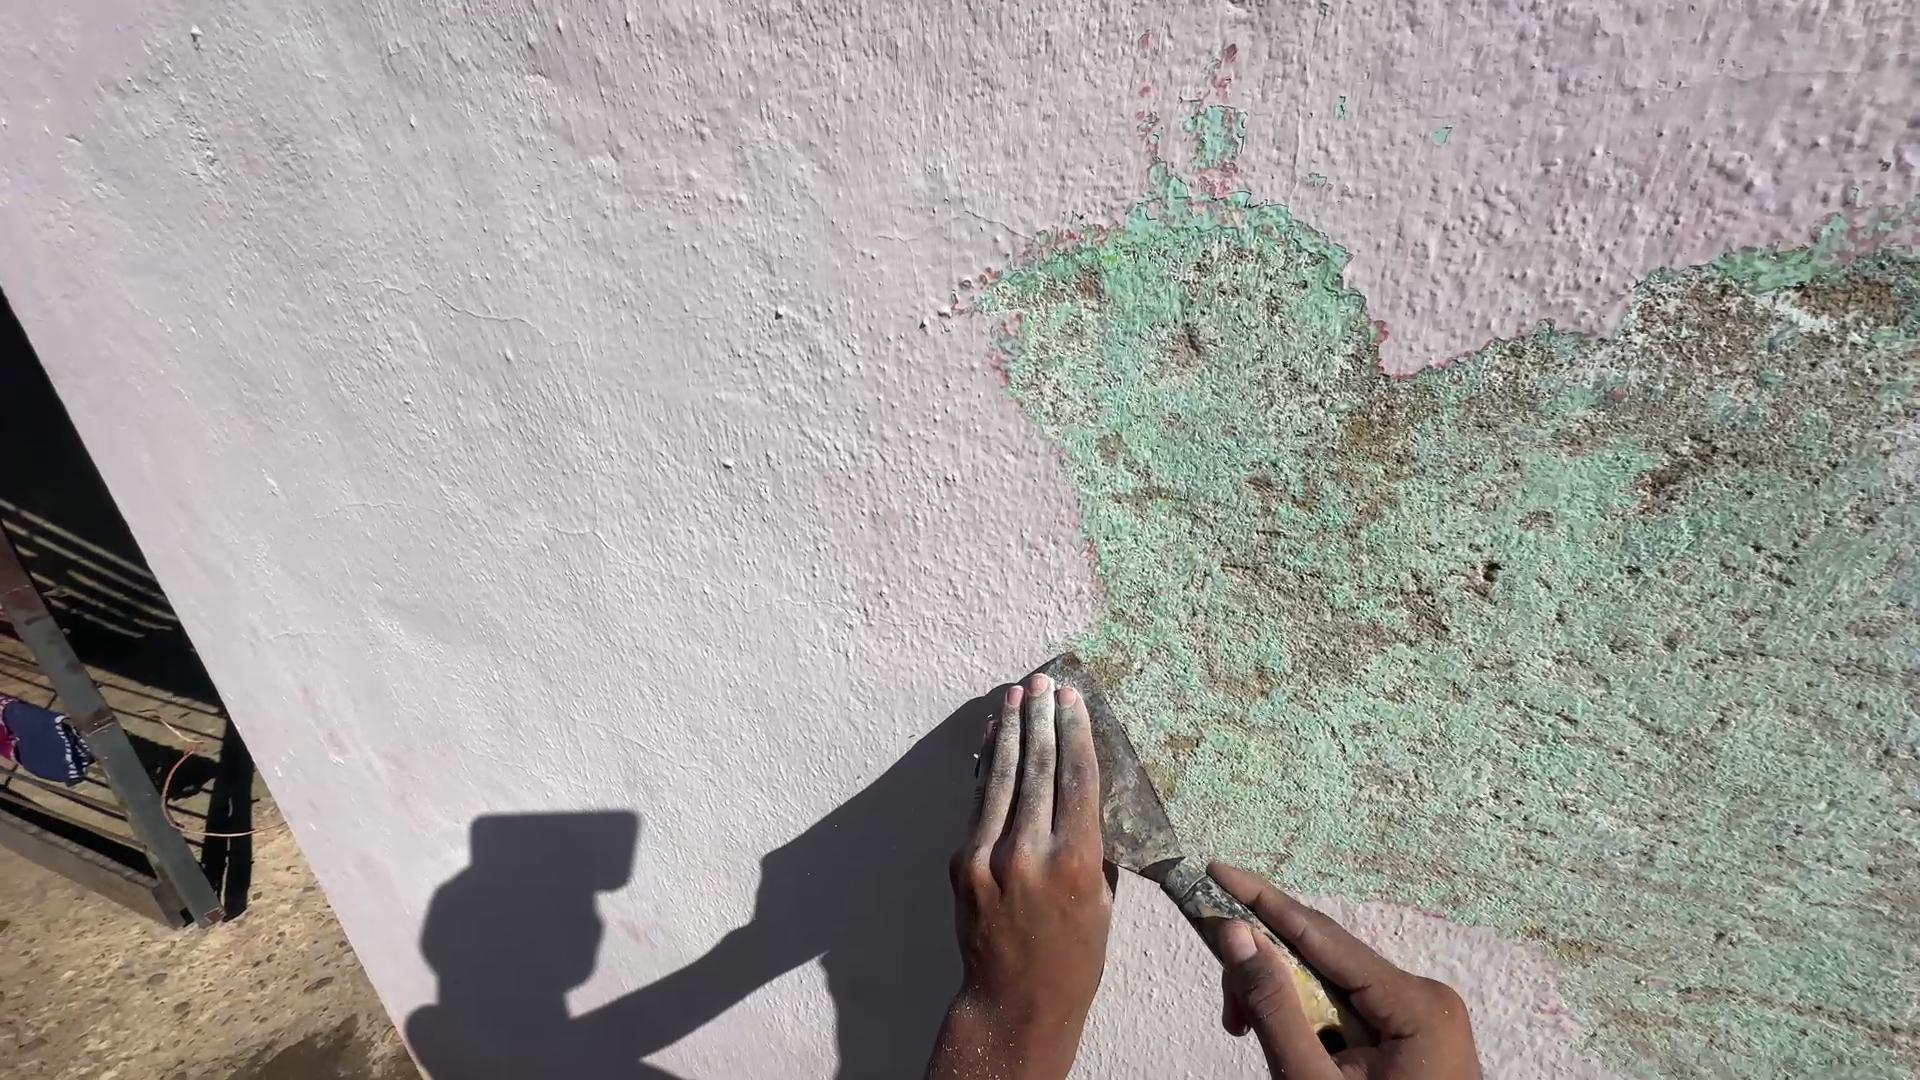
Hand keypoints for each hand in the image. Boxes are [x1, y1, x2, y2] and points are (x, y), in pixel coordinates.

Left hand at [924, 673, 1113, 1079]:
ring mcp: (987, 856)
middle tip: (1042, 682)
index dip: (1075, 732)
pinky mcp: (962, 861)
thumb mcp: (1102, 899)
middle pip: (1037, 768)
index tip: (1072, 698)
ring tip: (1016, 695)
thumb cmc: (1075, 955)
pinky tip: (993, 737)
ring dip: (1010, 730)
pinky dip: (987, 765)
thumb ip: (1093, 840)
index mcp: (1075, 863)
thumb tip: (1084, 782)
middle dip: (1040, 719)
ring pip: (1003, 777)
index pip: (1077, 779)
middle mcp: (1028, 852)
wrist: (1013, 1002)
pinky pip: (978, 801)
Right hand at [1210, 862, 1481, 1079]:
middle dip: (1263, 970)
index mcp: (1415, 1005)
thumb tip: (1233, 930)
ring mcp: (1419, 1014)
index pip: (1319, 933)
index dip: (1260, 898)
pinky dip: (1303, 1016)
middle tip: (1227, 1008)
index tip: (1213, 869)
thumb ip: (1272, 1005)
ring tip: (1246, 1032)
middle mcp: (1423, 996)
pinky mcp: (1409, 1032)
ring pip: (1324, 979)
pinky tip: (1281, 1040)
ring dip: (1279, 998)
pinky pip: (1341, 1003)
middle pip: (1319, 957)